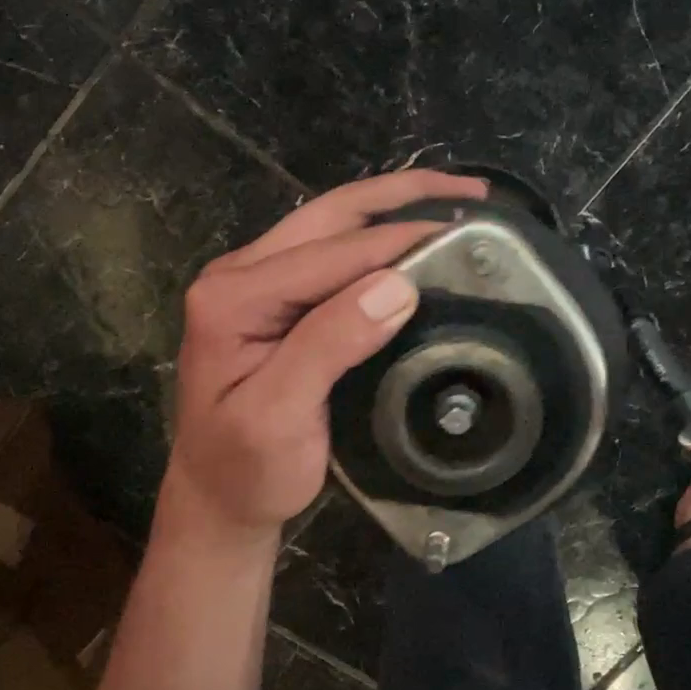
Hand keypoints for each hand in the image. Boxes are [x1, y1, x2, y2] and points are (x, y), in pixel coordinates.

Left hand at [160, 169, 488, 544]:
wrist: (218, 497)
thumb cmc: (245, 468)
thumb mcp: (279, 417)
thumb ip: (329, 345)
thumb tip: (397, 285)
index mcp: (233, 297)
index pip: (333, 253)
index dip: (401, 241)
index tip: (466, 236)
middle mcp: (241, 272)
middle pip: (333, 213)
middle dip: (404, 194)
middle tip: (472, 191)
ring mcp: (258, 279)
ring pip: (335, 220)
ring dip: (396, 204)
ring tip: (456, 199)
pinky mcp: (278, 294)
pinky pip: (335, 247)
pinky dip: (383, 232)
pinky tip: (417, 233)